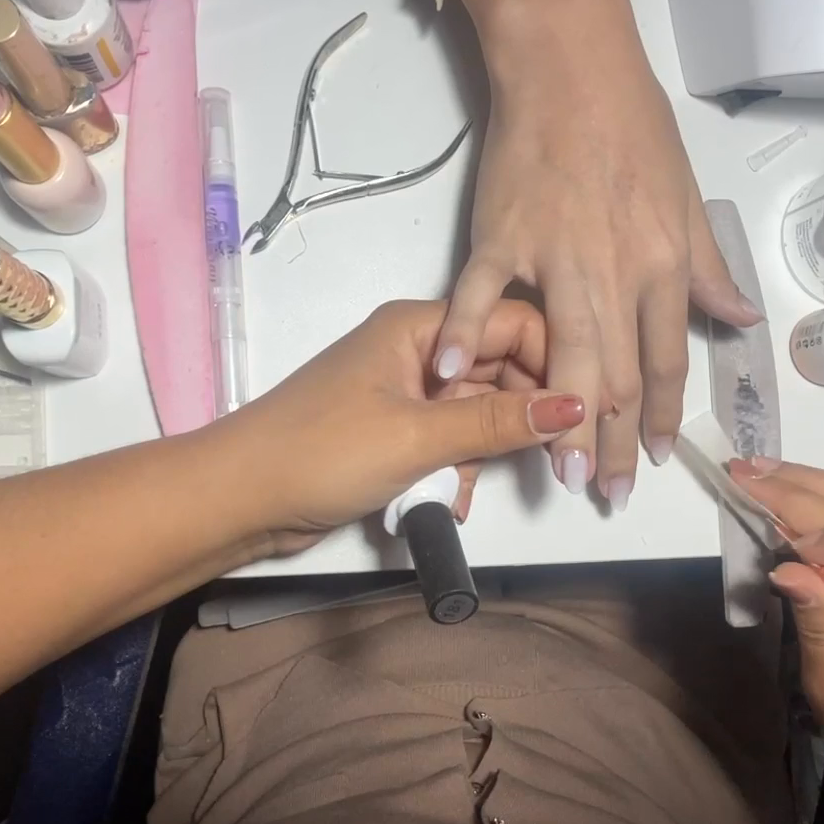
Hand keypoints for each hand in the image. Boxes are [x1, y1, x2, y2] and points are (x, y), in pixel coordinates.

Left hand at [219, 299, 582, 554]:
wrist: (241, 497)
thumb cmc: (322, 451)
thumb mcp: (416, 436)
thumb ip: (497, 423)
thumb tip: (575, 406)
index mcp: (418, 327)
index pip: (510, 323)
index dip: (552, 362)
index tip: (582, 410)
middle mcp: (418, 353)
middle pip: (498, 370)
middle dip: (518, 417)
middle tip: (552, 459)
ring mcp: (405, 394)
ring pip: (476, 412)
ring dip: (481, 452)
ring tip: (463, 486)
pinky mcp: (395, 433)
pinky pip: (448, 441)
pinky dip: (453, 468)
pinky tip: (445, 500)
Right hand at [433, 34, 760, 513]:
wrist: (572, 64)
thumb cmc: (632, 129)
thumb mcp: (686, 197)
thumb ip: (707, 269)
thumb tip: (740, 319)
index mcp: (662, 264)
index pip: (663, 360)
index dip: (656, 416)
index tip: (649, 460)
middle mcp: (616, 272)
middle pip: (616, 374)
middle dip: (612, 442)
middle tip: (602, 493)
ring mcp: (555, 255)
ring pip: (563, 351)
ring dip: (559, 418)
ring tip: (556, 475)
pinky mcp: (500, 234)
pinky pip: (480, 290)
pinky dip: (464, 331)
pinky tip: (450, 376)